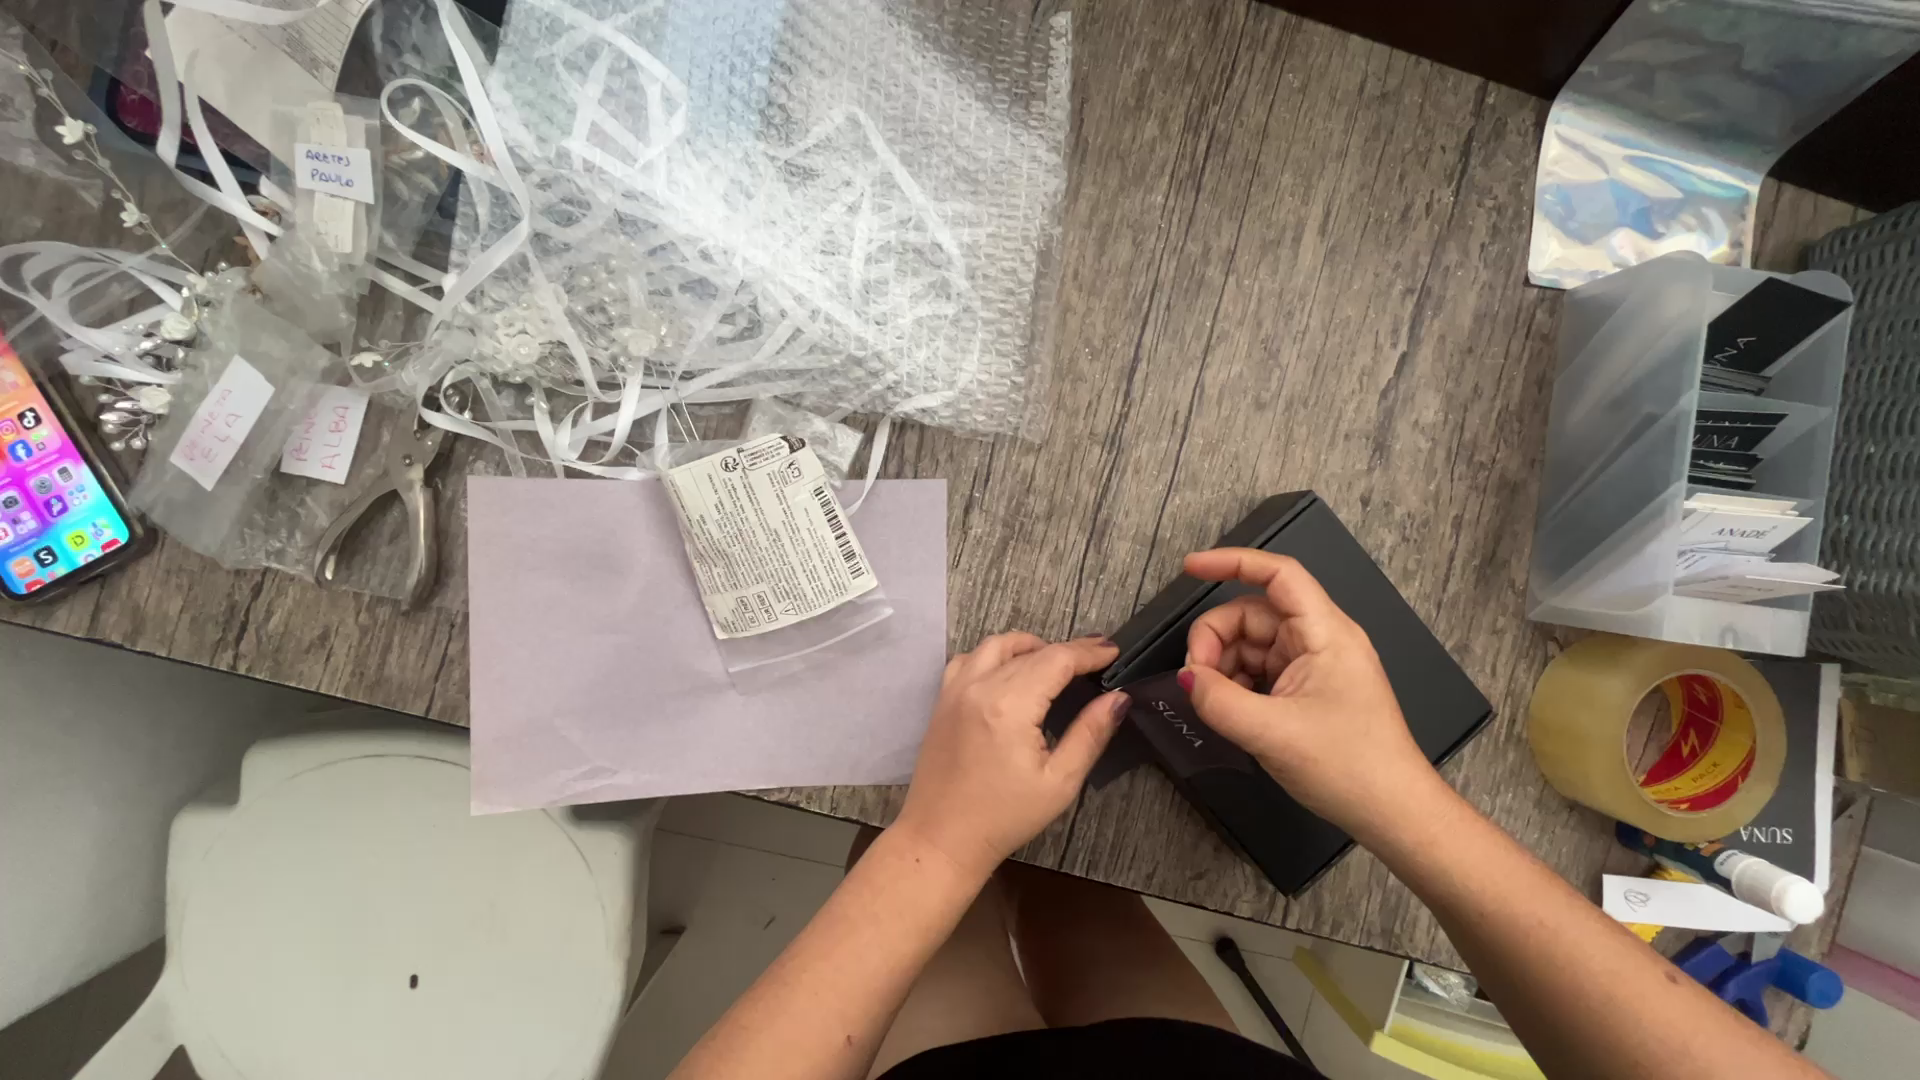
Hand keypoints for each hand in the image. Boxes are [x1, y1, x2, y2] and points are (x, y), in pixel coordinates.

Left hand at [893, 634, 1127, 878]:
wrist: (942, 837)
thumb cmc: (1004, 817)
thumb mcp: (1059, 782)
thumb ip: (1090, 734)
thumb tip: (1118, 698)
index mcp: (1010, 705)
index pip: (1056, 660)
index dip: (1088, 652)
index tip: (1113, 650)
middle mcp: (979, 686)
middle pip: (1030, 652)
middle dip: (1067, 650)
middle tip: (1095, 658)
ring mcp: (955, 690)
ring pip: (996, 646)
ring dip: (1029, 646)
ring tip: (1055, 660)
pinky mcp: (942, 699)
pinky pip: (969, 659)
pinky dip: (993, 655)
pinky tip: (1009, 670)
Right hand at [1180, 548, 1445, 840]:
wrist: (1393, 814)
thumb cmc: (1350, 767)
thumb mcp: (1273, 733)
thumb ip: (1218, 700)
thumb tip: (1186, 676)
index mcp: (1326, 634)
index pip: (1278, 574)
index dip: (1232, 562)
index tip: (1190, 568)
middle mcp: (1320, 640)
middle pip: (1252, 612)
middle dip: (1215, 637)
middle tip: (1197, 678)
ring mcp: (1312, 665)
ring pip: (1250, 642)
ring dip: (1222, 664)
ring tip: (1212, 700)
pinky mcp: (1305, 689)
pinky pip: (1257, 669)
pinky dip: (1234, 683)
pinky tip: (1227, 708)